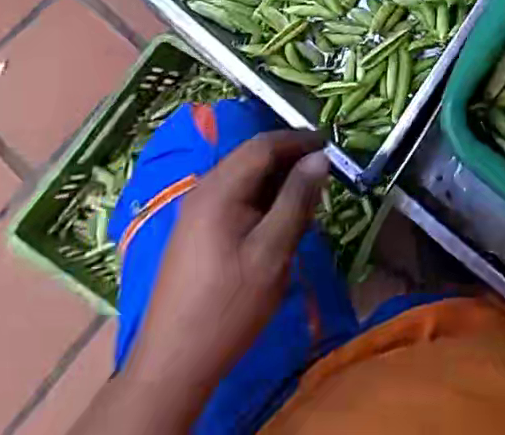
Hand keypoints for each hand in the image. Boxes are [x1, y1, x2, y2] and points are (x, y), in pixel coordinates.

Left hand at [126, 131, 329, 384]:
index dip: (299, 140)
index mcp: (219, 190)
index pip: (264, 145)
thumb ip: (297, 200)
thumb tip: (319, 158)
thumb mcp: (273, 253)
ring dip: (277, 178)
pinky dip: (261, 196)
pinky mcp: (195, 231)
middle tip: (324, 172)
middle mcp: (203, 190)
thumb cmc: (228, 306)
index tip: (331, 147)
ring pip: (243, 176)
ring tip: (308, 196)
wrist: (173, 363)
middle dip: (289, 157)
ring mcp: (195, 211)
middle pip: (251, 156)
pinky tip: (278, 218)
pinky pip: (234, 196)